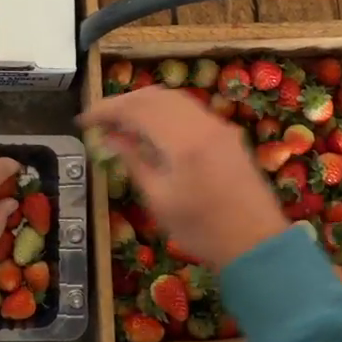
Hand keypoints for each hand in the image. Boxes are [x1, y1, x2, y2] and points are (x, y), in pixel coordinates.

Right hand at [79, 86, 289, 270]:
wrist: (257, 244)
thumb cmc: (202, 230)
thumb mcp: (159, 200)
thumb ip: (134, 161)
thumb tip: (109, 137)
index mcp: (183, 141)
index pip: (136, 109)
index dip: (106, 109)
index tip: (84, 120)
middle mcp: (202, 124)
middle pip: (155, 96)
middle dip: (123, 103)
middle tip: (99, 119)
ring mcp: (219, 126)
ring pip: (175, 98)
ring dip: (144, 103)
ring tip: (121, 122)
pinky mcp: (228, 134)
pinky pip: (190, 109)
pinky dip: (165, 110)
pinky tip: (152, 128)